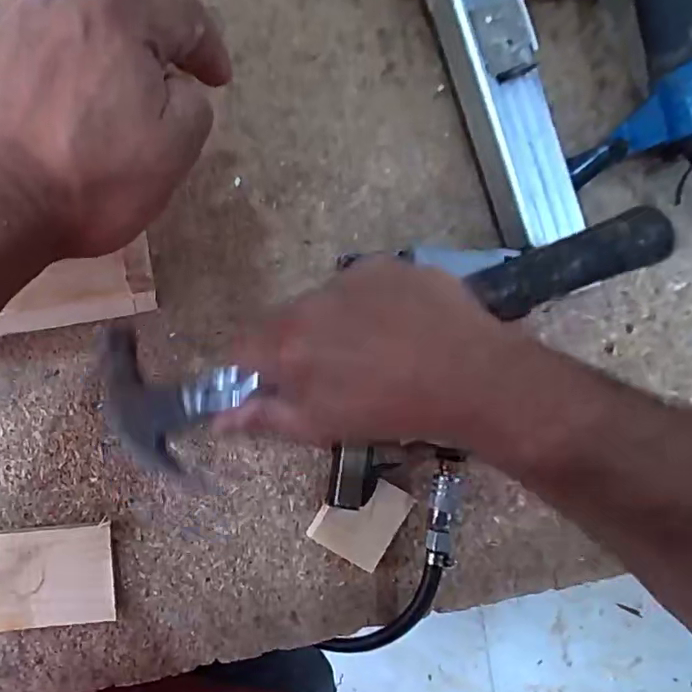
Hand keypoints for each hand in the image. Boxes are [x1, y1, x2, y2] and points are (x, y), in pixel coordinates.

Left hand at [0, 0, 231, 259]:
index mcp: (122, 17)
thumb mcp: (172, 151)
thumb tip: (176, 86)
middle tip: (181, 2)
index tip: (219, 82)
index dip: (209, 49)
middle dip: (170, 8)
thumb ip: (191, 104)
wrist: (5, 208)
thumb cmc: (94, 183)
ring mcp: (25, 17)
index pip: (183, 17)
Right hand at [218, 260, 543, 447]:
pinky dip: (369, 304)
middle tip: (332, 372)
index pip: (239, 348)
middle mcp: (309, 302)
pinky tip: (399, 326)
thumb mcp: (321, 426)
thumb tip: (218, 419)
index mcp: (287, 344)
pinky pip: (362, 284)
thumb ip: (264, 416)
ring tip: (374, 349)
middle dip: (295, 345)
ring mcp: (351, 278)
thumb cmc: (390, 412)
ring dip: (332, 322)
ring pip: (322, 301)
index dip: (250, 368)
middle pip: (281, 322)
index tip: (271, 383)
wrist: (473, 379)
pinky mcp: (388, 265)